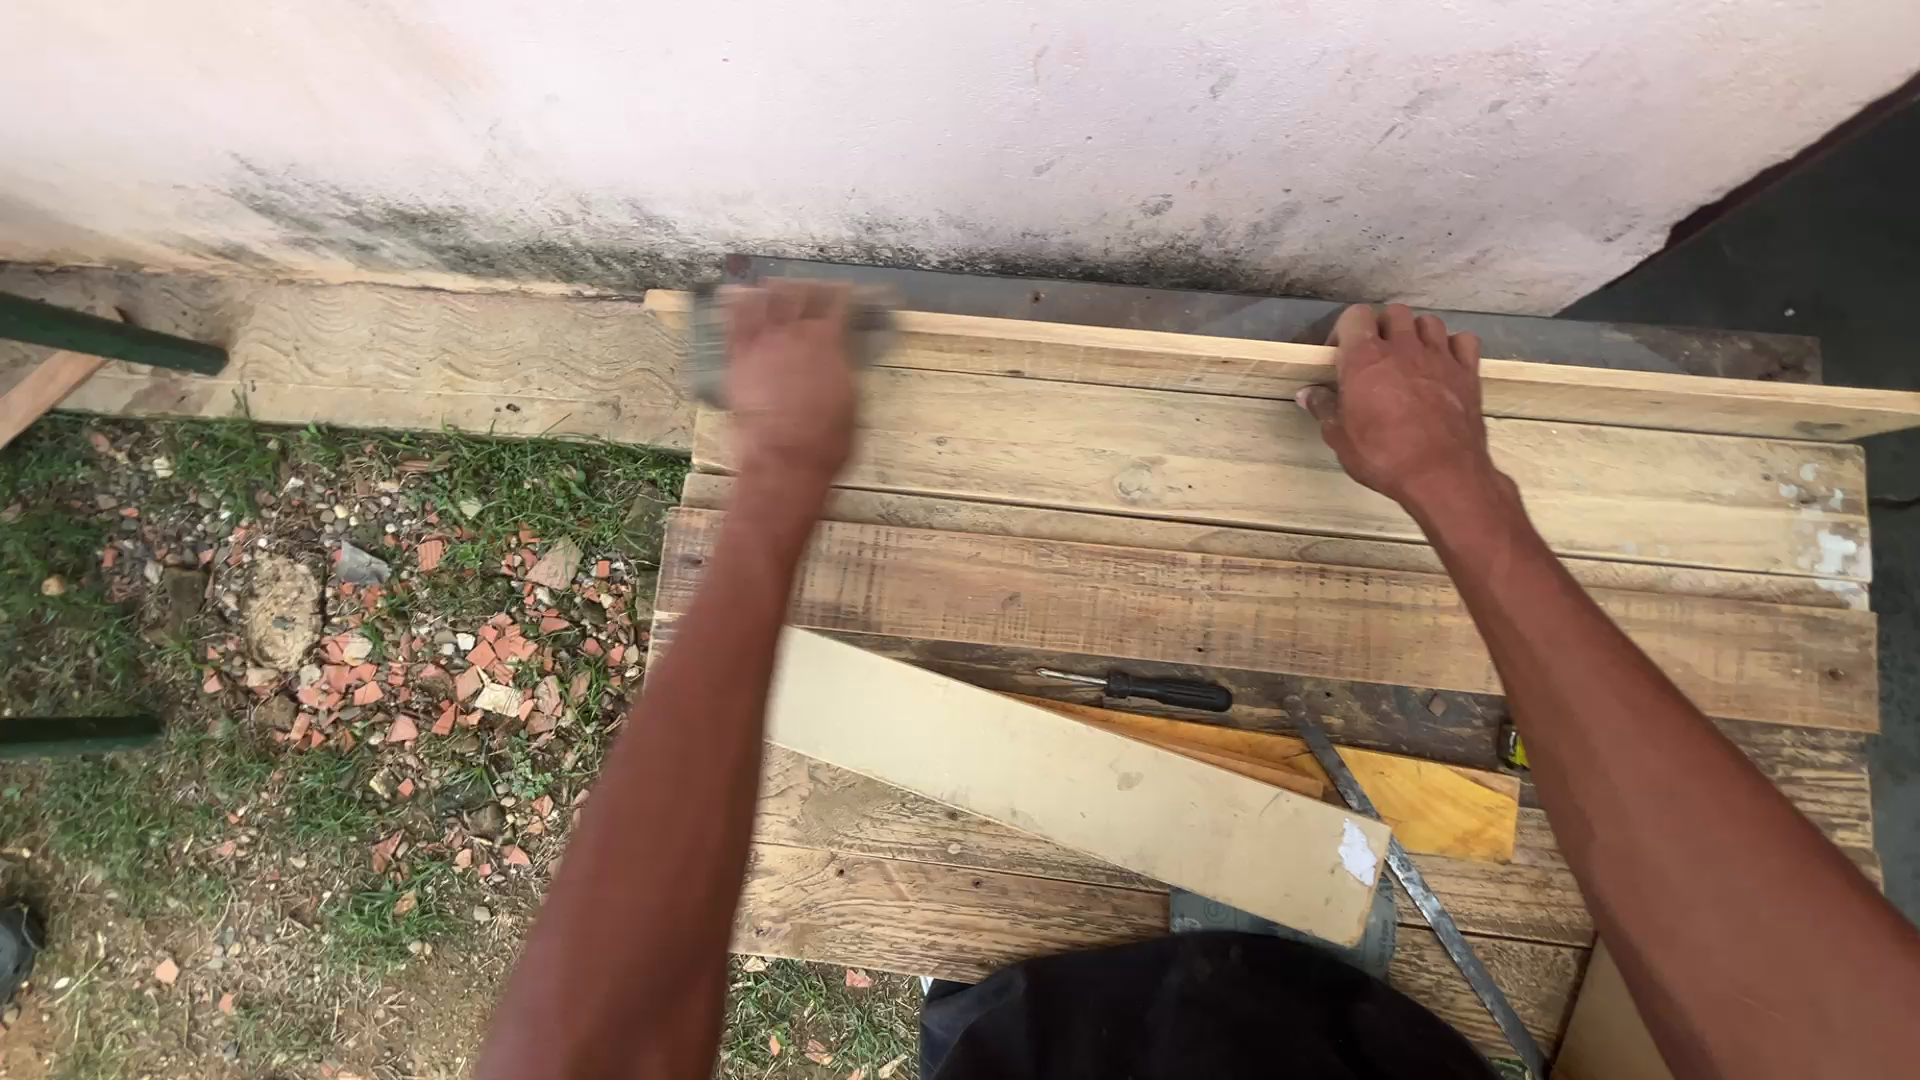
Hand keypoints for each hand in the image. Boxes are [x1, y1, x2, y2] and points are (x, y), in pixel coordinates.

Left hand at [723, 281, 858, 485]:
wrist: (785, 460)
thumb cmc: (826, 440)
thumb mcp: (851, 401)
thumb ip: (844, 369)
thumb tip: (843, 357)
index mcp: (827, 343)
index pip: (836, 304)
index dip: (842, 294)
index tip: (846, 292)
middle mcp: (794, 336)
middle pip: (798, 294)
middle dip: (808, 287)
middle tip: (813, 287)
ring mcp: (761, 345)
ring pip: (764, 300)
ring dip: (773, 290)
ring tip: (777, 286)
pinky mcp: (737, 361)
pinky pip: (733, 322)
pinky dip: (736, 305)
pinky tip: (737, 297)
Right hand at [1296, 304, 1506, 516]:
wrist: (1440, 473)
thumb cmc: (1381, 455)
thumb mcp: (1339, 437)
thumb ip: (1323, 408)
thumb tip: (1307, 394)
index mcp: (1365, 359)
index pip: (1354, 316)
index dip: (1344, 331)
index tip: (1339, 356)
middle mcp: (1403, 348)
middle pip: (1393, 312)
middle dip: (1380, 327)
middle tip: (1373, 355)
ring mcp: (1440, 356)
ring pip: (1428, 322)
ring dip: (1414, 334)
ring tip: (1407, 358)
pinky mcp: (1468, 371)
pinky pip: (1462, 340)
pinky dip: (1450, 345)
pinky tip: (1441, 363)